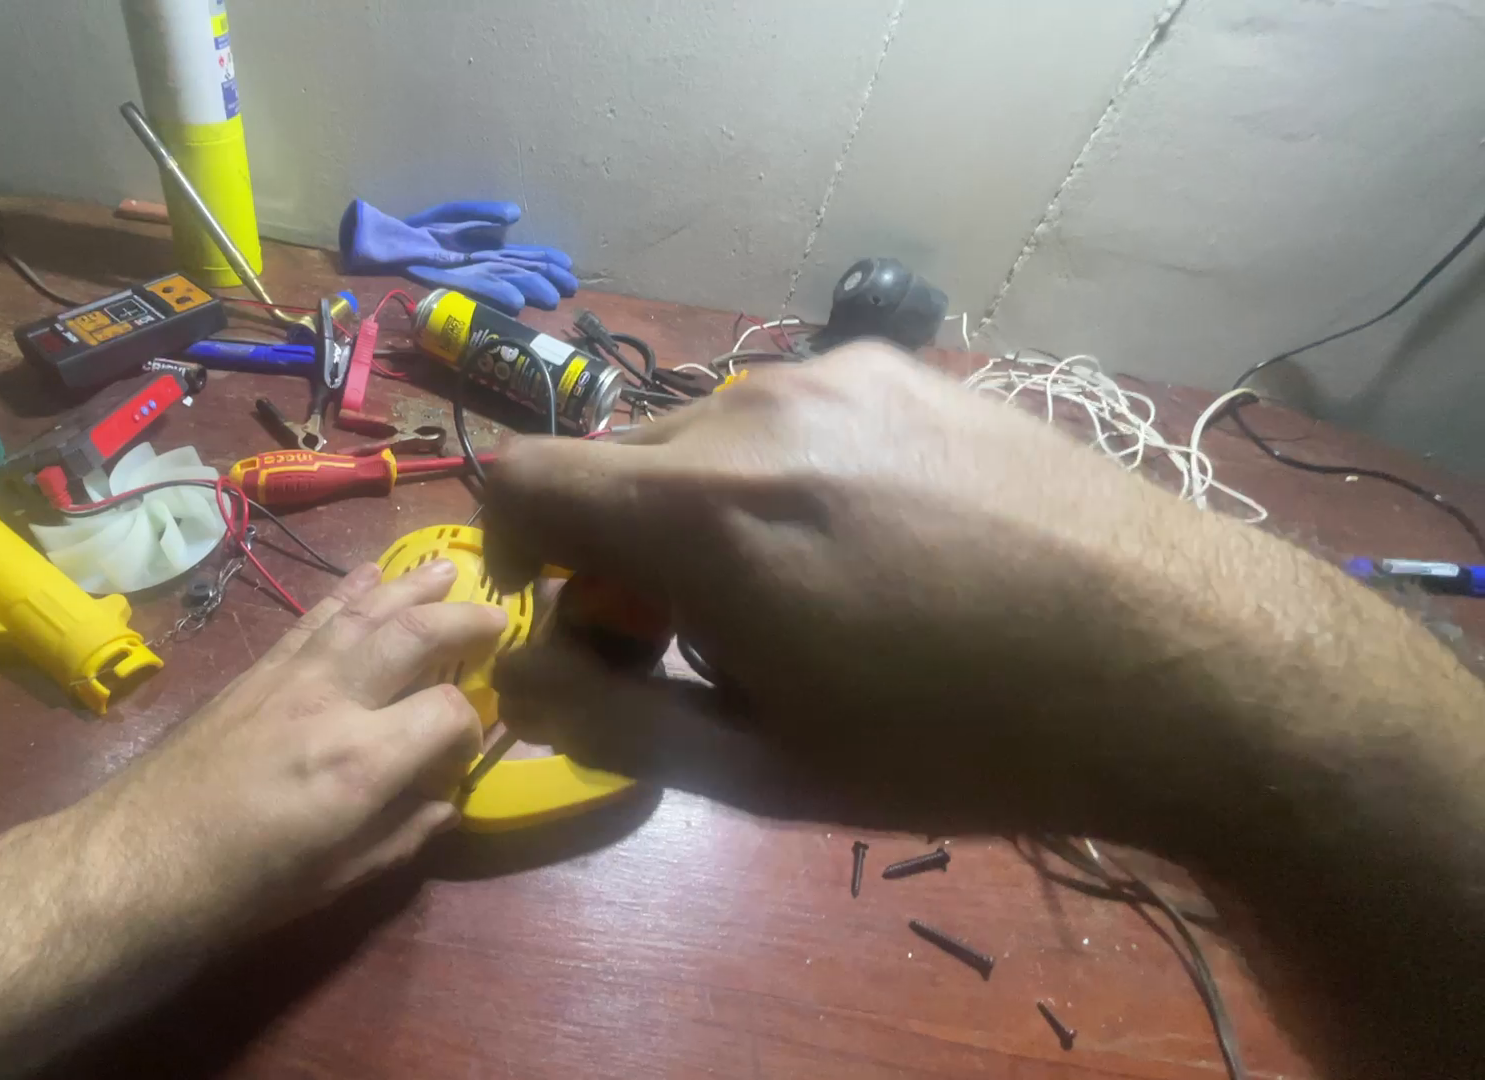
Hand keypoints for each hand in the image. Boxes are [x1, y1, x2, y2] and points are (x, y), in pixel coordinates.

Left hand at [77, 560, 505, 952]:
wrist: (136, 861)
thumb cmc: (244, 885)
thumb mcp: (340, 878)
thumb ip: (406, 831)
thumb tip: (449, 799)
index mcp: (360, 762)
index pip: (447, 711)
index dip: (471, 726)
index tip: (466, 748)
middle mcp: (333, 700)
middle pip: (413, 635)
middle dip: (464, 622)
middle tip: (497, 619)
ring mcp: (293, 675)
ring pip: (365, 611)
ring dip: (412, 585)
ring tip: (448, 567)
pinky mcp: (261, 668)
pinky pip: (315, 617)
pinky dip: (348, 590)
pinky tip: (371, 574)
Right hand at [484, 343, 1285, 836]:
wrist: (1197, 663)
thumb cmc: (957, 742)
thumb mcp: (763, 770)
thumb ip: (611, 722)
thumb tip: (514, 677)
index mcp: (703, 514)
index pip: (521, 478)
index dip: (506, 542)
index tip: (558, 605)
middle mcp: (746, 411)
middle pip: (607, 465)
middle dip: (610, 547)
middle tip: (690, 626)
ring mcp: (826, 372)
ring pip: (689, 439)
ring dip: (691, 510)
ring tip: (792, 580)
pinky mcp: (890, 363)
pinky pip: (771, 414)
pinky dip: (762, 472)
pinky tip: (861, 529)